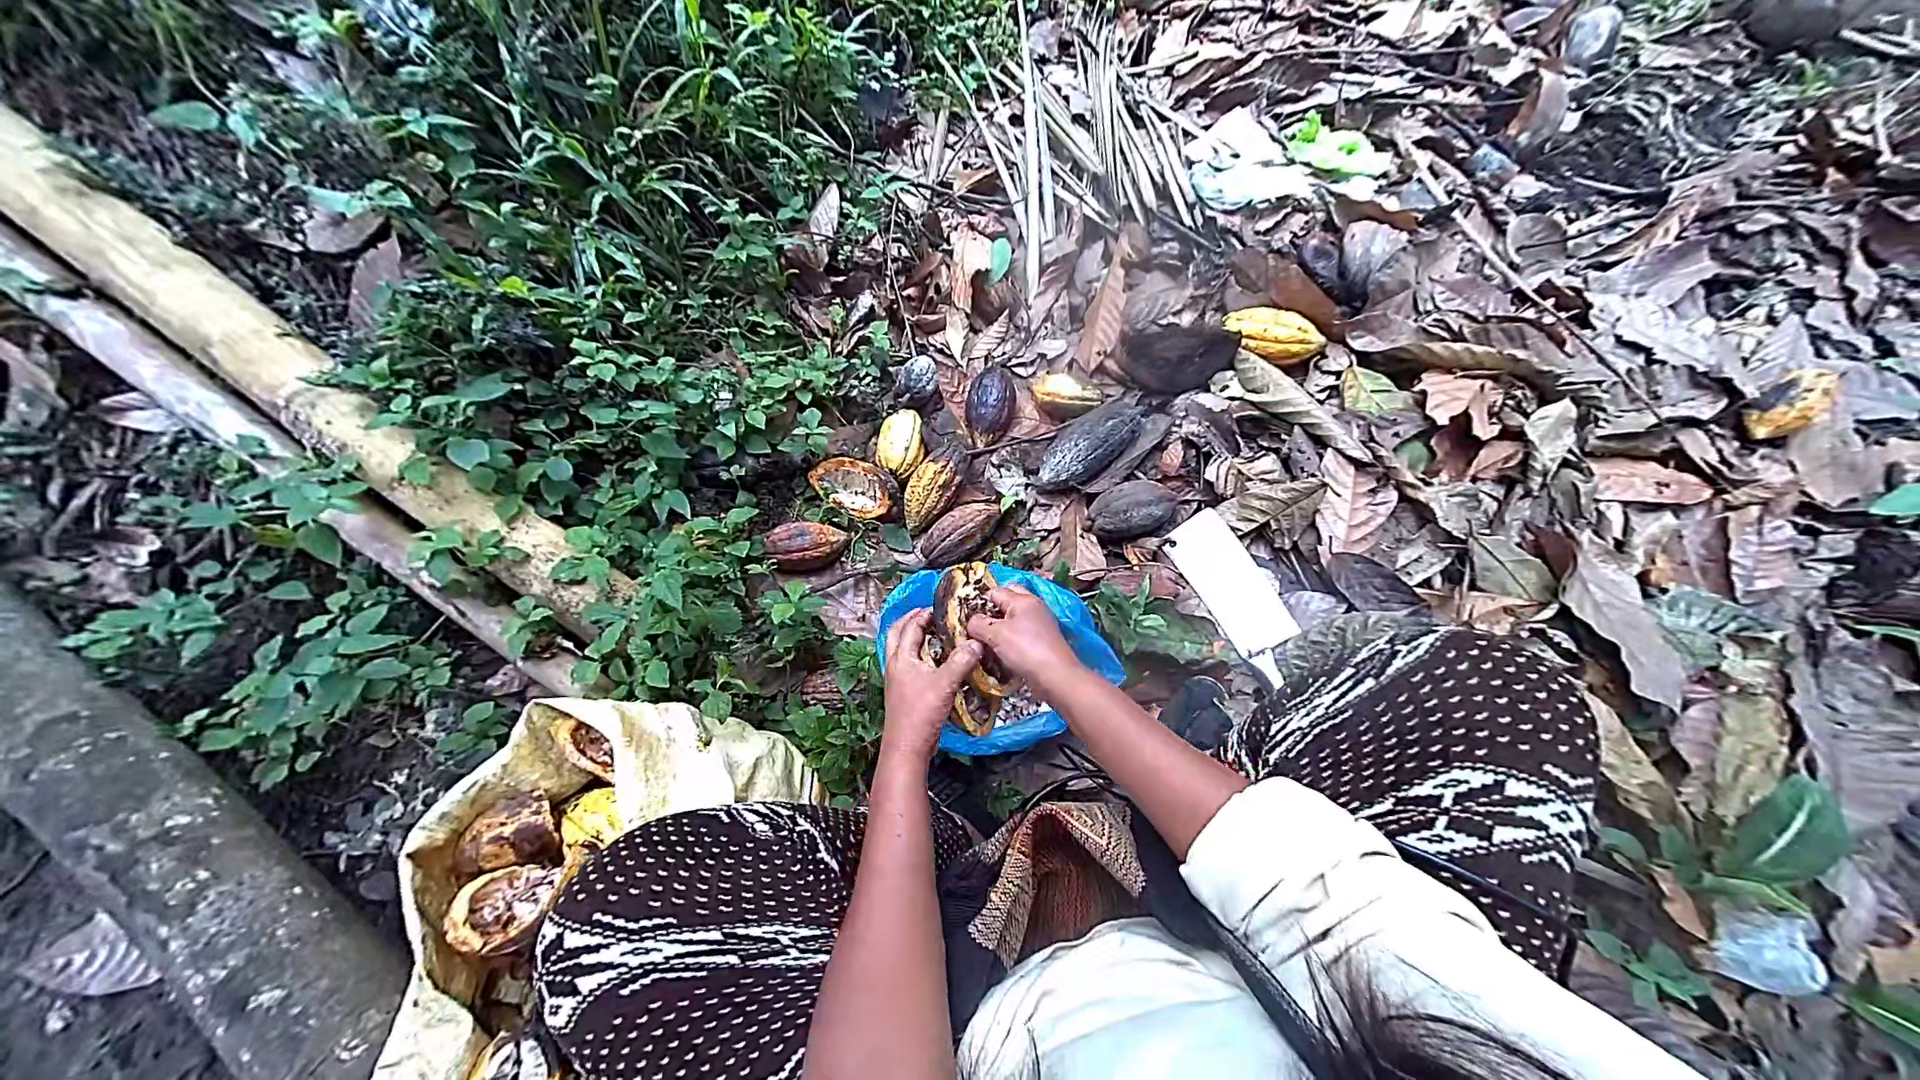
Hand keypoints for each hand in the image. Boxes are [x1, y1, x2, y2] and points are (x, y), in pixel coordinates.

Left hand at [880, 609, 981, 763]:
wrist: (907, 746)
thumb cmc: (921, 713)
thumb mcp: (945, 683)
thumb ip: (961, 661)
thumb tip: (976, 642)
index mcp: (901, 658)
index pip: (910, 628)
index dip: (922, 615)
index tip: (937, 608)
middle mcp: (895, 665)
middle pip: (896, 634)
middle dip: (909, 621)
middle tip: (924, 614)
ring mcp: (896, 679)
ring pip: (900, 650)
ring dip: (911, 638)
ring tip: (929, 634)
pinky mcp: (902, 692)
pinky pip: (907, 665)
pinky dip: (917, 656)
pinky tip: (932, 662)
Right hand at [965, 585, 1080, 692]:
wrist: (1056, 677)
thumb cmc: (1025, 650)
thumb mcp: (995, 635)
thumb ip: (978, 625)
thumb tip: (972, 622)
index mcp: (1023, 599)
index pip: (995, 591)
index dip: (981, 603)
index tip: (970, 619)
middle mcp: (1033, 607)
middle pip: (1007, 603)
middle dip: (992, 613)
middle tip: (979, 629)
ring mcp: (1040, 624)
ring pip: (1013, 620)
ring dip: (1000, 629)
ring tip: (986, 642)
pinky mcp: (1042, 640)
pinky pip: (1021, 634)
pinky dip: (1010, 640)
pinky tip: (1001, 652)